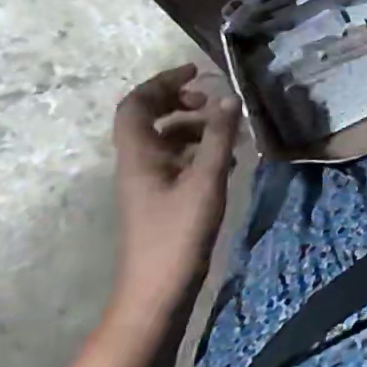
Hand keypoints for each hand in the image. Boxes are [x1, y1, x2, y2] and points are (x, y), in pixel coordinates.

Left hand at [109, 64, 239, 315]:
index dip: (163, 81)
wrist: (157, 294)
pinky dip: (199, 152)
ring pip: (166, 140)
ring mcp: (147, 183)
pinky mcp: (160, 200)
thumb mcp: (206, 181)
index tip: (196, 73)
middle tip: (212, 102)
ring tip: (228, 133)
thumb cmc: (178, 234)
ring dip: (195, 128)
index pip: (137, 103)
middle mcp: (137, 163)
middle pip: (149, 117)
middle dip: (181, 102)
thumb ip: (218, 137)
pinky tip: (227, 161)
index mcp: (138, 154)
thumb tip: (230, 98)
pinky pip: (176, 162)